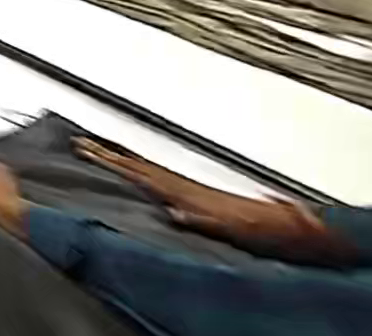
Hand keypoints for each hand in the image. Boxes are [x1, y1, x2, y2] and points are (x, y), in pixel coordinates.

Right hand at [74, 139, 342, 260]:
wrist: (290, 228)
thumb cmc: (258, 231)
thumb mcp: (229, 230)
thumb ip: (199, 219)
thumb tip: (171, 212)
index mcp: (180, 191)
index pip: (135, 172)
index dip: (108, 160)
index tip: (82, 147)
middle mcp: (179, 183)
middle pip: (135, 164)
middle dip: (106, 152)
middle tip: (80, 140)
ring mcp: (186, 185)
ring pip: (143, 165)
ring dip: (117, 155)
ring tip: (97, 146)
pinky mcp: (192, 191)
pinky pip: (154, 171)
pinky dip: (135, 163)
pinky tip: (133, 164)